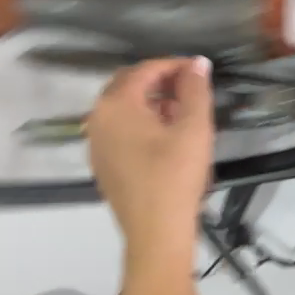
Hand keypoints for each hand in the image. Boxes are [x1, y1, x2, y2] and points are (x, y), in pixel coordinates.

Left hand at [87, 57, 214, 260]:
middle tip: (189, 87)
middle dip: (158, 81)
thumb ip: (195, 90)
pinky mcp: (102, 164)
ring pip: (121, 109)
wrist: (156, 232)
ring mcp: (96, 143)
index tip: (199, 70)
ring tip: (181, 112)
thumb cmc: (176, 177)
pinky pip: (119, 131)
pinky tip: (164, 139)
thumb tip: (197, 63)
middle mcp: (97, 118)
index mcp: (116, 105)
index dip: (173, 65)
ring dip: (149, 102)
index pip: (145, 70)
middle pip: (127, 85)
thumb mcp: (194, 130)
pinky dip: (140, 124)